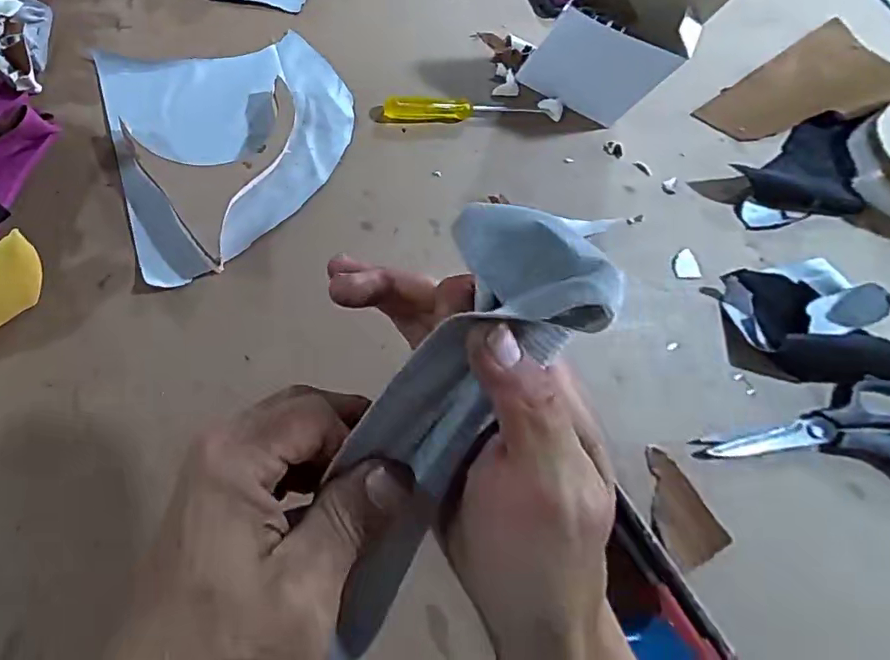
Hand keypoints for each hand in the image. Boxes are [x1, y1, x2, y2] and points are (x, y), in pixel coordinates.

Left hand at [107, 386, 411, 659]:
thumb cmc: (230, 642)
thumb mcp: (303, 590)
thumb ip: (351, 519)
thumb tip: (396, 467)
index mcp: (234, 452)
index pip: (315, 410)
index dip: (359, 433)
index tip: (396, 471)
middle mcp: (217, 441)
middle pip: (297, 410)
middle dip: (346, 432)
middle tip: (388, 471)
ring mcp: (208, 466)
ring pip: (283, 431)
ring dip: (326, 452)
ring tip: (364, 491)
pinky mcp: (209, 493)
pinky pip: (267, 458)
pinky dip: (303, 469)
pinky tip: (326, 504)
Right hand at [328, 258, 628, 659]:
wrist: (530, 614)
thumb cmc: (549, 550)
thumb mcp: (550, 482)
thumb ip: (529, 404)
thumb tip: (490, 327)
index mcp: (540, 375)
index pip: (497, 309)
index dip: (450, 290)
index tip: (403, 292)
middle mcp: (506, 369)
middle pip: (452, 307)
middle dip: (399, 284)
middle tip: (344, 276)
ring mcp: (471, 387)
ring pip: (429, 323)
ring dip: (386, 293)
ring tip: (339, 279)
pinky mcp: (443, 409)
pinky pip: (414, 357)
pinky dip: (385, 328)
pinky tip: (357, 315)